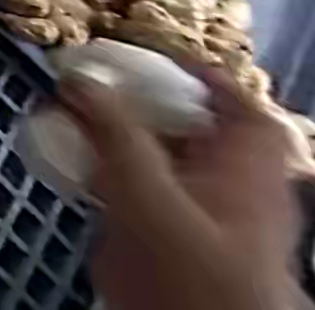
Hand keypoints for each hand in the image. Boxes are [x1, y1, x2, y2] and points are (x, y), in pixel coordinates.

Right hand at [62, 68, 306, 309]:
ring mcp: (193, 210)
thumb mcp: (148, 191)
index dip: (213, 81)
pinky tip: (66, 146)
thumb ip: (113, 131)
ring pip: (158, 151)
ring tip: (67, 103)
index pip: (248, 116)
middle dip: (146, 97)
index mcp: (248, 177)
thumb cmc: (188, 260)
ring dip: (115, 124)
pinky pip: (129, 174)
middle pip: (197, 130)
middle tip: (95, 74)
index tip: (160, 55)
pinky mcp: (157, 225)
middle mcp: (228, 188)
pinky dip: (99, 153)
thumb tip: (76, 74)